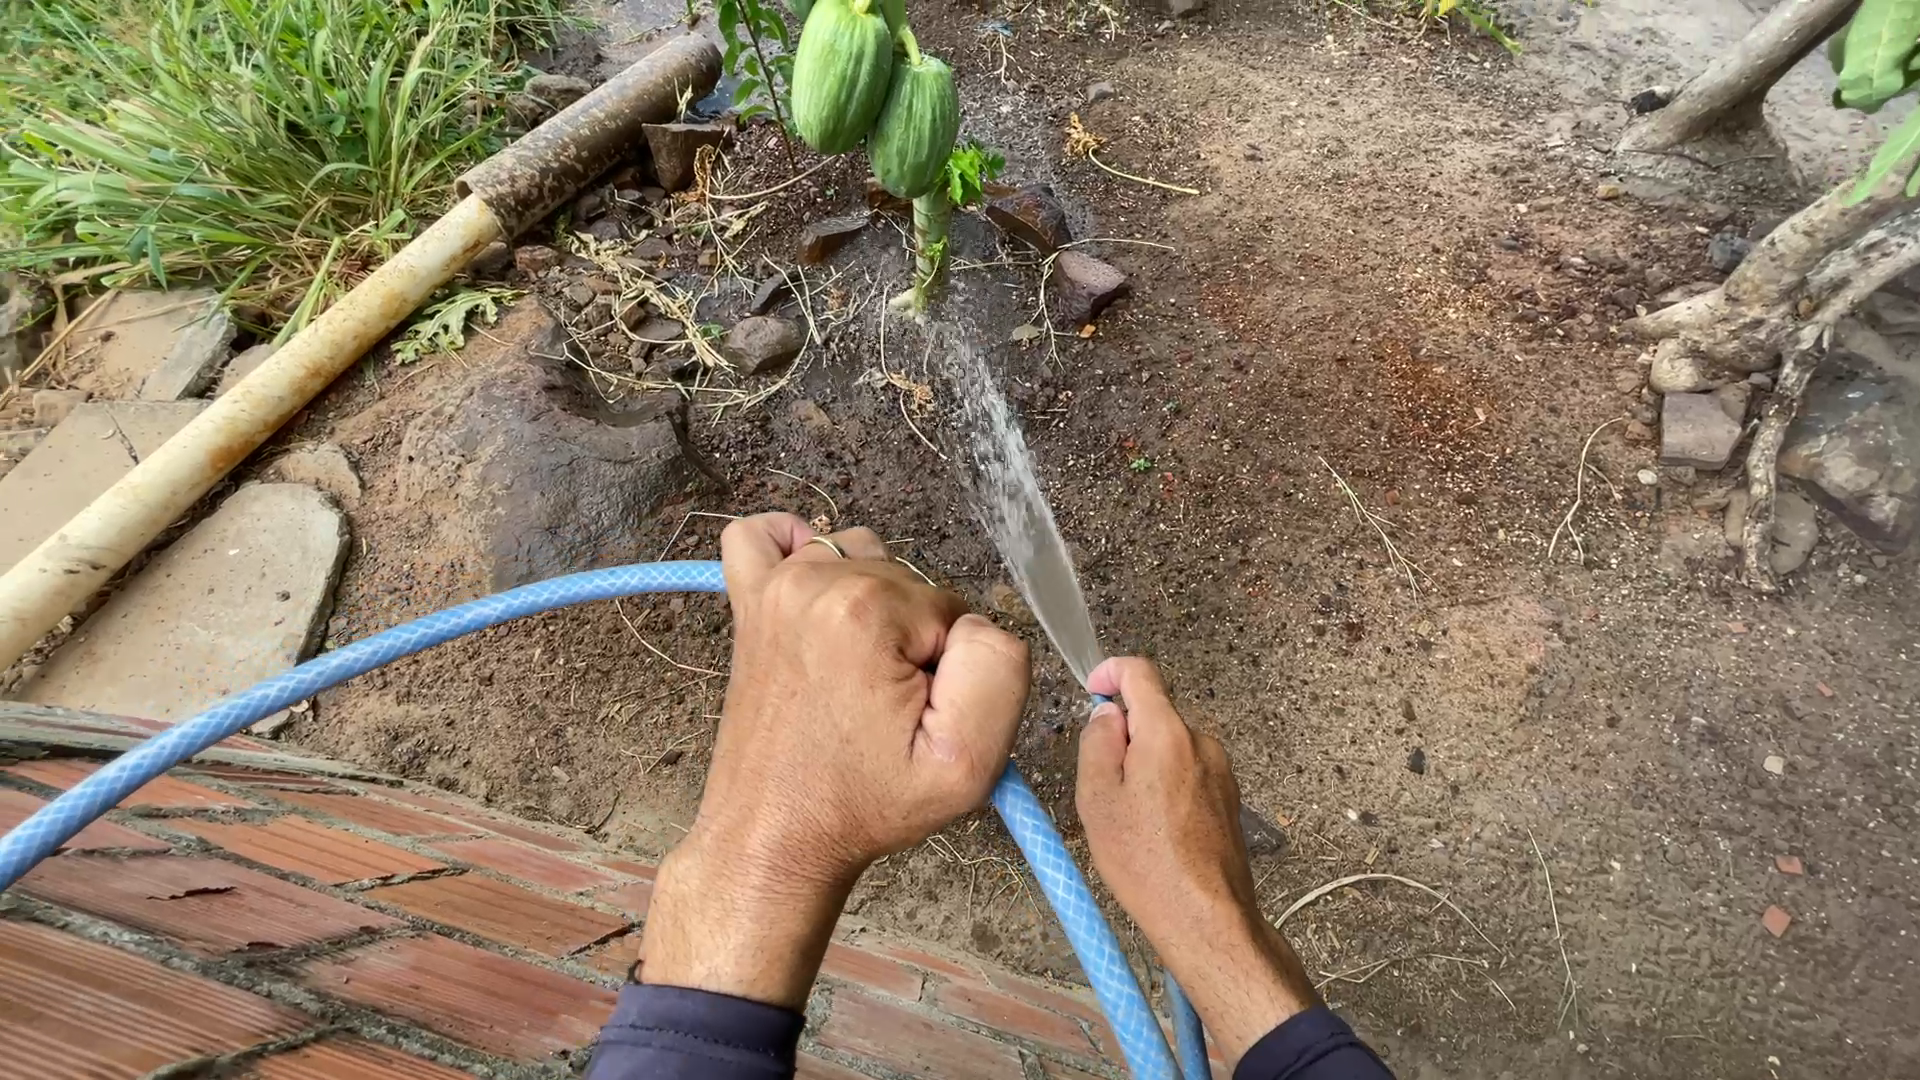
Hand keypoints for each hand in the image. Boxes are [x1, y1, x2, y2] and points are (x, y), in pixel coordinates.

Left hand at [642, 513, 1029, 1007]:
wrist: (774, 836)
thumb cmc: (865, 804)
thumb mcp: (967, 763)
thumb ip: (1000, 667)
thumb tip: (972, 623)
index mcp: (867, 611)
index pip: (952, 610)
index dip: (949, 665)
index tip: (916, 713)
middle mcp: (815, 580)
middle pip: (910, 582)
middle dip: (914, 638)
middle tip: (886, 702)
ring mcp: (775, 586)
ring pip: (863, 557)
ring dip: (874, 603)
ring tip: (856, 666)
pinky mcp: (749, 601)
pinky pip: (760, 537)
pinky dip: (791, 548)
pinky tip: (813, 595)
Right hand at [1077, 657, 1316, 1064]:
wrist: (1206, 919)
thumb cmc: (1145, 861)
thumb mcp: (1097, 797)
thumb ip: (1097, 741)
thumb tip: (1108, 715)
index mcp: (1167, 733)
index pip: (1141, 672)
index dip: (1110, 671)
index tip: (1093, 689)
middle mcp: (1200, 741)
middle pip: (1154, 712)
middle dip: (1124, 732)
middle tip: (1102, 781)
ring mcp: (1220, 769)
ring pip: (1169, 744)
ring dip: (1144, 760)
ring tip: (1130, 814)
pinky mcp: (1228, 795)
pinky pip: (1186, 768)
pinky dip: (1164, 781)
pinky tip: (1155, 826)